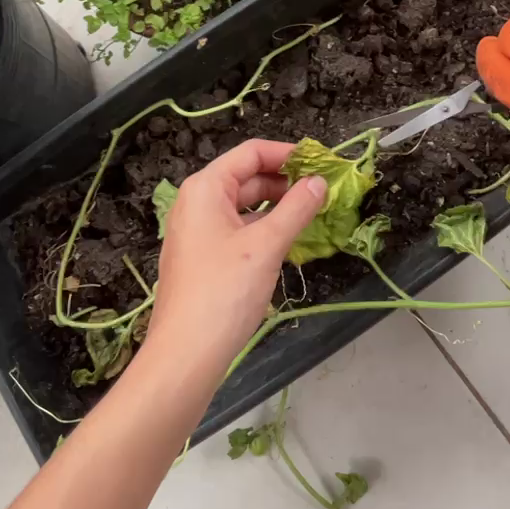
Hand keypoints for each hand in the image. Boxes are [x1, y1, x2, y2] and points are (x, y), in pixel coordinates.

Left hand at [148, 139, 325, 372]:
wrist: (185, 356)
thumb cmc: (224, 292)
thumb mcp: (267, 245)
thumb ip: (297, 208)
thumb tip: (319, 182)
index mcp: (206, 188)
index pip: (251, 153)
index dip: (287, 154)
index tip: (321, 163)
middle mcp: (197, 202)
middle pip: (247, 177)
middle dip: (285, 181)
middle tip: (323, 191)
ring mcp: (198, 231)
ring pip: (244, 205)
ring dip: (277, 206)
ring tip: (313, 214)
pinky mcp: (203, 257)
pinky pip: (238, 229)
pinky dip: (264, 228)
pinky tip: (288, 240)